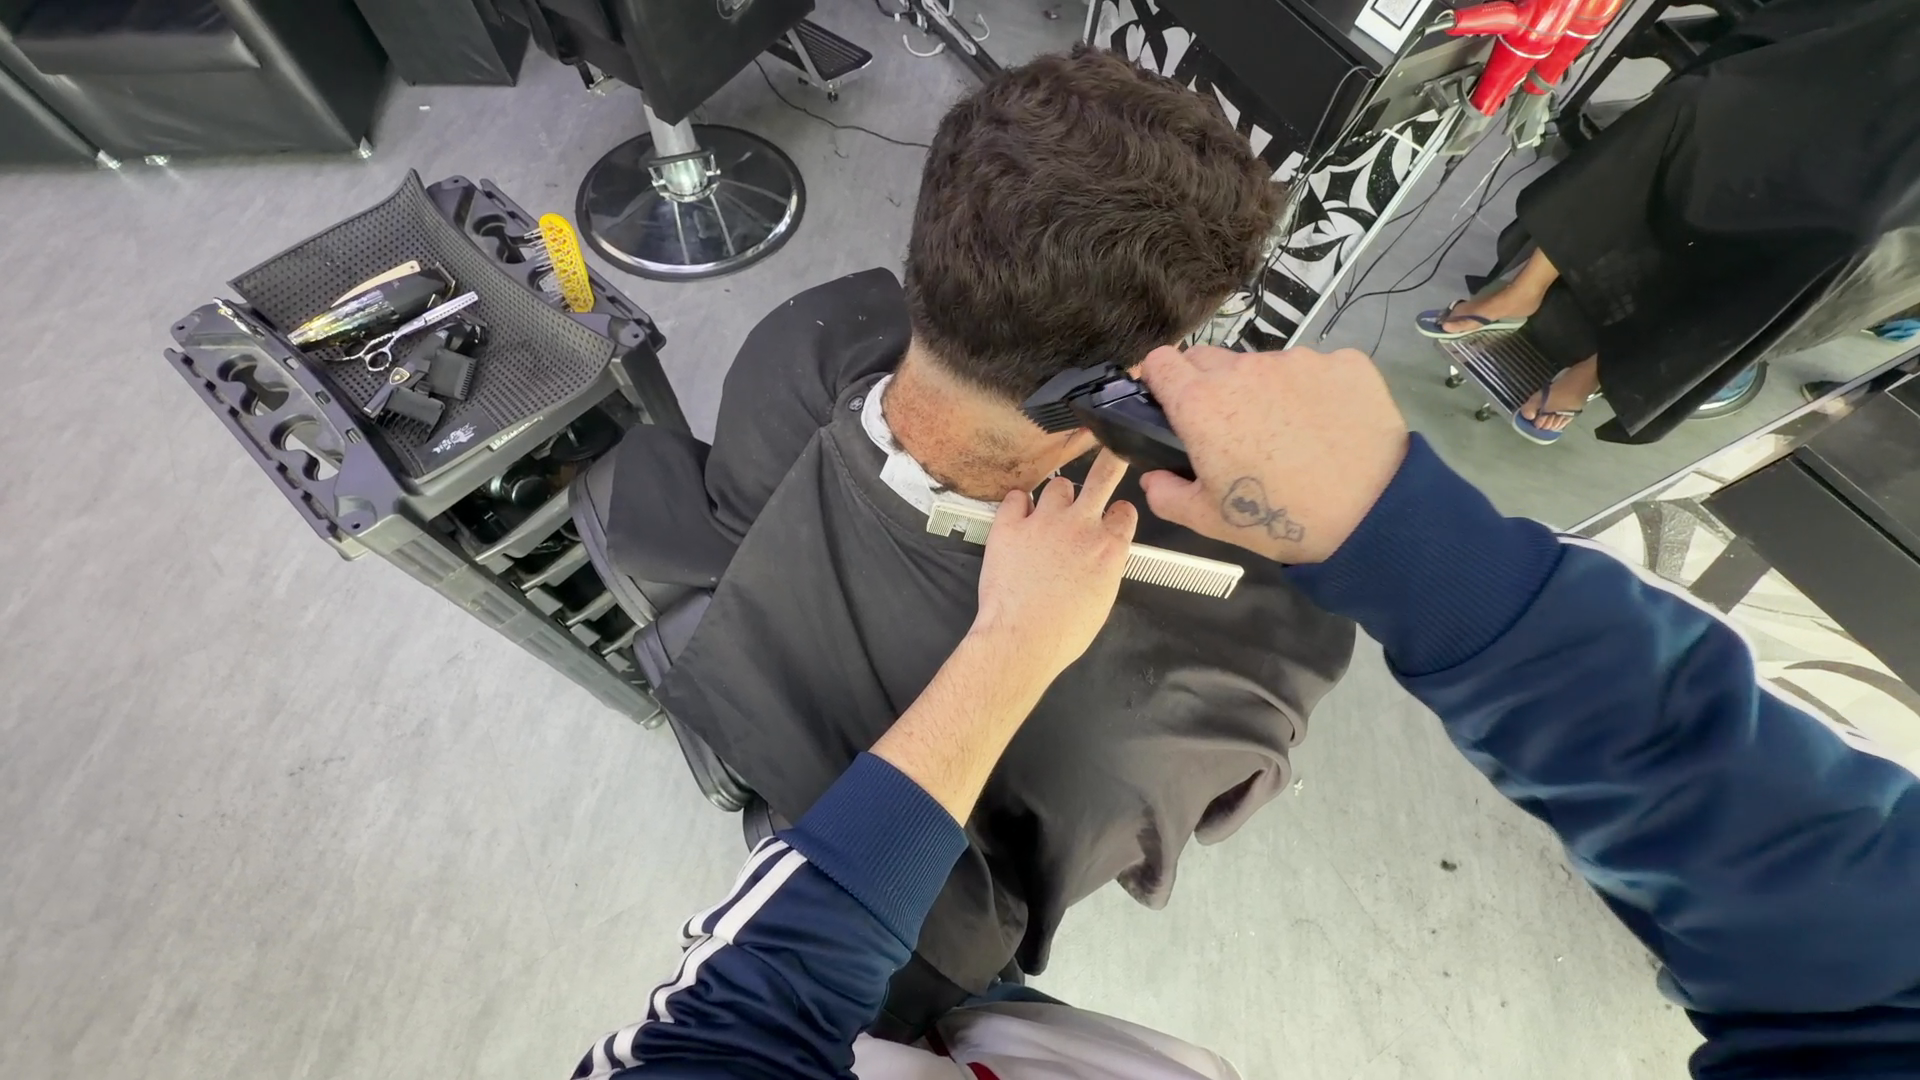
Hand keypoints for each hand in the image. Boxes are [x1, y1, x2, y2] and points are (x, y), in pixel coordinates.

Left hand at [971, 449, 1137, 681]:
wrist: (1022, 639)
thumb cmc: (1064, 632)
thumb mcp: (1102, 601)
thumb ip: (1105, 567)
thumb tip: (1101, 556)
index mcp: (1109, 547)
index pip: (1124, 511)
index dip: (1117, 513)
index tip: (1111, 516)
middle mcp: (1081, 525)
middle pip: (1103, 475)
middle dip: (1109, 461)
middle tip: (1109, 451)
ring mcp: (1044, 521)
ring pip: (1057, 485)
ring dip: (1056, 496)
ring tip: (1047, 515)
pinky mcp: (1010, 525)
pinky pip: (1017, 497)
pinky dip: (1018, 505)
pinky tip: (1017, 517)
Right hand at [1135, 344, 1407, 563]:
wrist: (1372, 514)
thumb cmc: (1279, 518)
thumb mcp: (1207, 520)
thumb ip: (1164, 495)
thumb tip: (1153, 477)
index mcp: (1201, 404)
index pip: (1159, 361)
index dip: (1158, 380)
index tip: (1167, 402)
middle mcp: (1244, 369)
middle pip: (1207, 358)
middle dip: (1205, 384)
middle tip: (1224, 427)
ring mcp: (1298, 360)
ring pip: (1262, 365)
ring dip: (1260, 388)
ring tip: (1286, 432)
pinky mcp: (1345, 362)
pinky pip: (1314, 368)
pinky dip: (1310, 390)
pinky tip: (1325, 425)